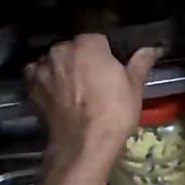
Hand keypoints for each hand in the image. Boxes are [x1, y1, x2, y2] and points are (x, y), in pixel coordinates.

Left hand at [26, 34, 158, 166]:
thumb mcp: (134, 87)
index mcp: (88, 44)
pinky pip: (38, 76)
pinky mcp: (30, 86)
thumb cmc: (114, 113)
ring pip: (55, 61)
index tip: (110, 70)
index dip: (105, 55)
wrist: (83, 145)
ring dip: (62, 69)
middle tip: (93, 81)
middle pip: (73, 49)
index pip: (97, 40)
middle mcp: (61, 50)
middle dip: (81, 60)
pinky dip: (46, 81)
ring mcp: (43, 67)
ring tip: (74, 90)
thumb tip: (153, 49)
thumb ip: (140, 62)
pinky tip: (56, 95)